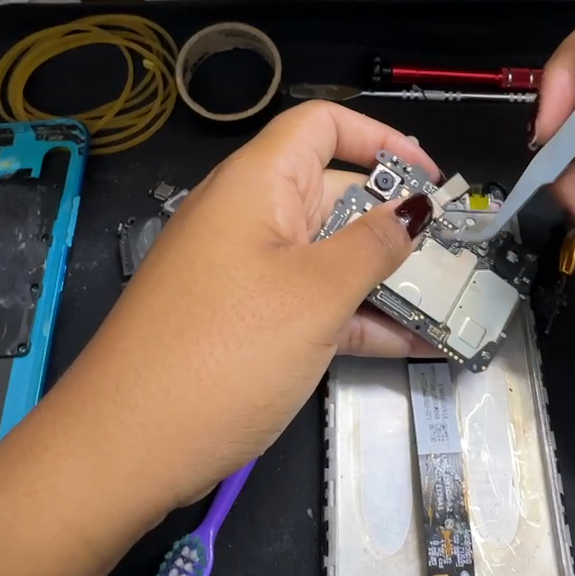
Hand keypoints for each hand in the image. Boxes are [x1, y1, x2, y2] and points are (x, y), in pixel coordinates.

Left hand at [58, 101, 436, 509]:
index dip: (380, 137)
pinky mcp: (244, 320)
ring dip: (384, 277)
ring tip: (446, 302)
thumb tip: (416, 207)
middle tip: (452, 254)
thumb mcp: (315, 294)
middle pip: (333, 193)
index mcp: (258, 183)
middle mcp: (249, 215)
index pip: (322, 125)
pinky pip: (310, 301)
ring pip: (327, 254)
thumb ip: (375, 245)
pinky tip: (411, 345)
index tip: (430, 176)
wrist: (122, 450)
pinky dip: (354, 316)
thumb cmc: (225, 351)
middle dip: (394, 219)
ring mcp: (245, 271)